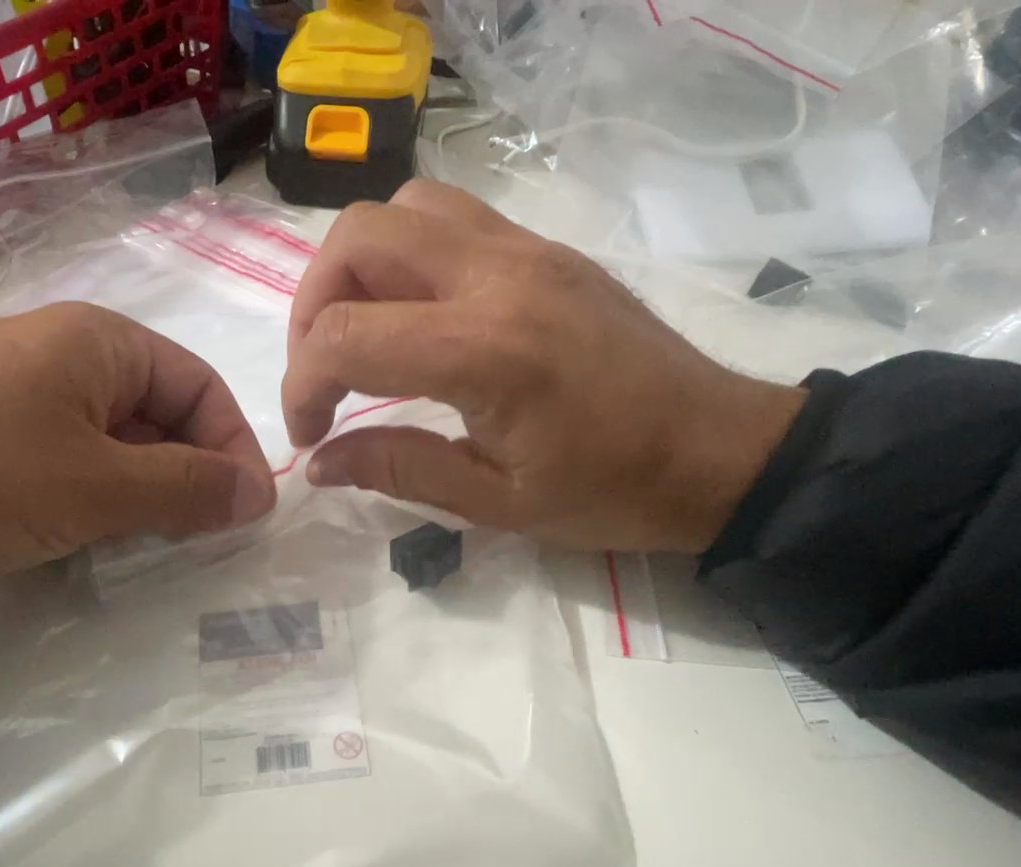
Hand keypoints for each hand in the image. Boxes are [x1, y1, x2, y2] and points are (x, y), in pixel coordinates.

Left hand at [0, 302, 276, 594]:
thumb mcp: (94, 486)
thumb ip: (186, 489)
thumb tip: (261, 494)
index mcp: (99, 343)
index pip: (201, 388)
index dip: (233, 450)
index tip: (246, 518)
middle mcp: (64, 359)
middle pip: (159, 419)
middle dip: (185, 483)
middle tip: (197, 548)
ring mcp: (21, 401)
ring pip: (113, 452)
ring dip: (137, 503)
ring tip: (141, 555)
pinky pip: (66, 470)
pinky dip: (89, 509)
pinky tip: (84, 551)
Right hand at [283, 180, 806, 554]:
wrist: (717, 450)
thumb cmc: (611, 491)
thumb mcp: (497, 502)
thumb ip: (398, 470)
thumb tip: (320, 462)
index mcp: (485, 351)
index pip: (344, 336)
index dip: (302, 387)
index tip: (312, 434)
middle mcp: (498, 277)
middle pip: (358, 239)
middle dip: (312, 306)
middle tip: (326, 372)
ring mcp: (526, 250)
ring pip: (403, 209)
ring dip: (359, 267)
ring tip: (367, 334)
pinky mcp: (546, 248)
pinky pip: (451, 218)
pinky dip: (408, 255)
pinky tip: (421, 317)